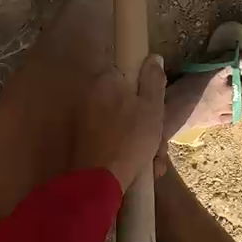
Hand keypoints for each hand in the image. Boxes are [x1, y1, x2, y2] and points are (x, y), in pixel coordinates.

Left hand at [72, 55, 166, 191]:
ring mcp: (84, 120)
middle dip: (147, 122)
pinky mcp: (83, 142)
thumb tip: (154, 57)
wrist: (96, 184)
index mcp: (106, 81)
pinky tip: (142, 169)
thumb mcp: (152, 108)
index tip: (156, 106)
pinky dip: (126, 151)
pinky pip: (111, 139)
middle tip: (159, 142)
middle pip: (127, 102)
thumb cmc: (129, 140)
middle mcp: (91, 96)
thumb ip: (153, 80)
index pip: (128, 73)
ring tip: (154, 163)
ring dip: (142, 141)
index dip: (145, 88)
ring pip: (122, 124)